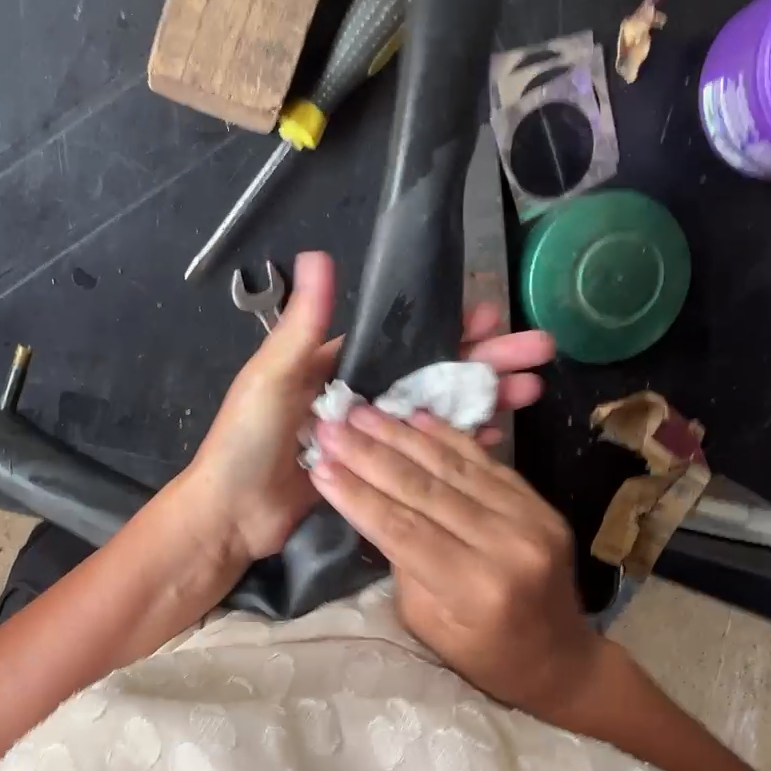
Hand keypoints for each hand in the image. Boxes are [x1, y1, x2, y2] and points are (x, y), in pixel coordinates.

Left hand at [181, 251, 557, 563]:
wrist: (230, 516)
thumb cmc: (246, 442)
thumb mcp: (271, 377)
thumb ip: (303, 323)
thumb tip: (318, 254)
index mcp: (334, 364)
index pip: (402, 337)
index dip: (448, 325)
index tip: (494, 312)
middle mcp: (357, 395)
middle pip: (430, 371)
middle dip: (484, 359)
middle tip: (540, 351)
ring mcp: (367, 437)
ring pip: (434, 411)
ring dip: (481, 398)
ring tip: (533, 391)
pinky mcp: (374, 474)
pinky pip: (423, 455)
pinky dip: (457, 445)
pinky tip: (497, 438)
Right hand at [307, 407, 609, 717]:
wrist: (560, 659)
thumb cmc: (482, 654)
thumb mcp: (426, 621)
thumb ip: (404, 562)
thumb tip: (372, 503)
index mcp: (475, 588)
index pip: (402, 529)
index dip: (357, 495)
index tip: (318, 466)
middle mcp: (508, 546)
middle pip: (424, 490)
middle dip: (368, 455)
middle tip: (330, 428)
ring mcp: (532, 520)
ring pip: (453, 466)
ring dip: (400, 436)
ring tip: (360, 413)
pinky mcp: (541, 504)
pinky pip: (485, 462)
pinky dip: (446, 436)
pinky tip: (412, 417)